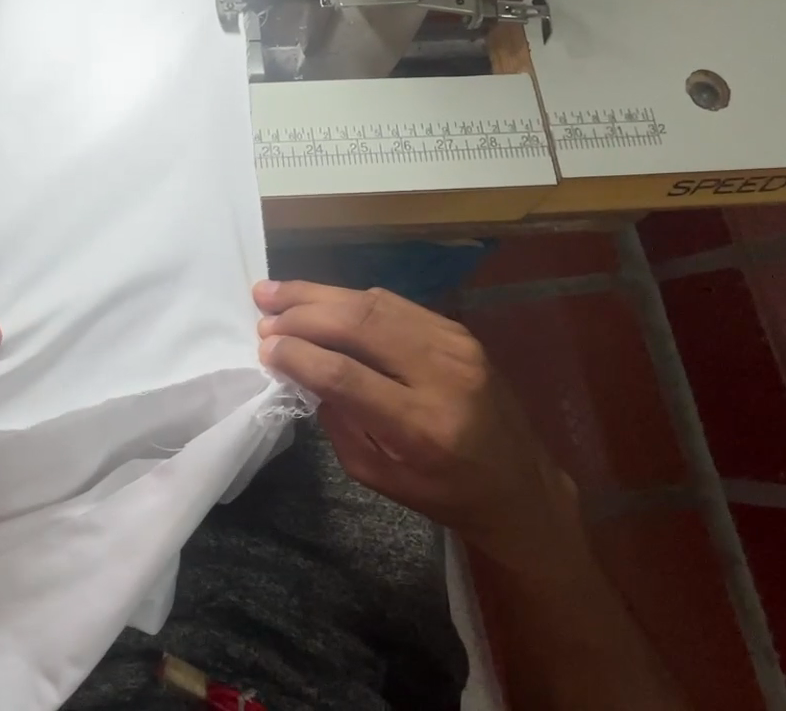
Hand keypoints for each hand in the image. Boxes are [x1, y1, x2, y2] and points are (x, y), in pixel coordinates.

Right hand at [254, 279, 581, 567]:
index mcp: (422, 426)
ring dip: (318, 295)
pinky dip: (349, 298)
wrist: (522, 486)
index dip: (298, 355)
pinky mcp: (458, 331)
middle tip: (263, 314)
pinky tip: (320, 300)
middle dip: (302, 316)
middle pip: (358, 324)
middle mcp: (443, 375)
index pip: (344, 374)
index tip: (264, 349)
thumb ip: (338, 421)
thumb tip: (301, 369)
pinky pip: (393, 303)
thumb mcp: (378, 476)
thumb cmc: (443, 493)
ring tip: (275, 293)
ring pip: (373, 302)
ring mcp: (455, 345)